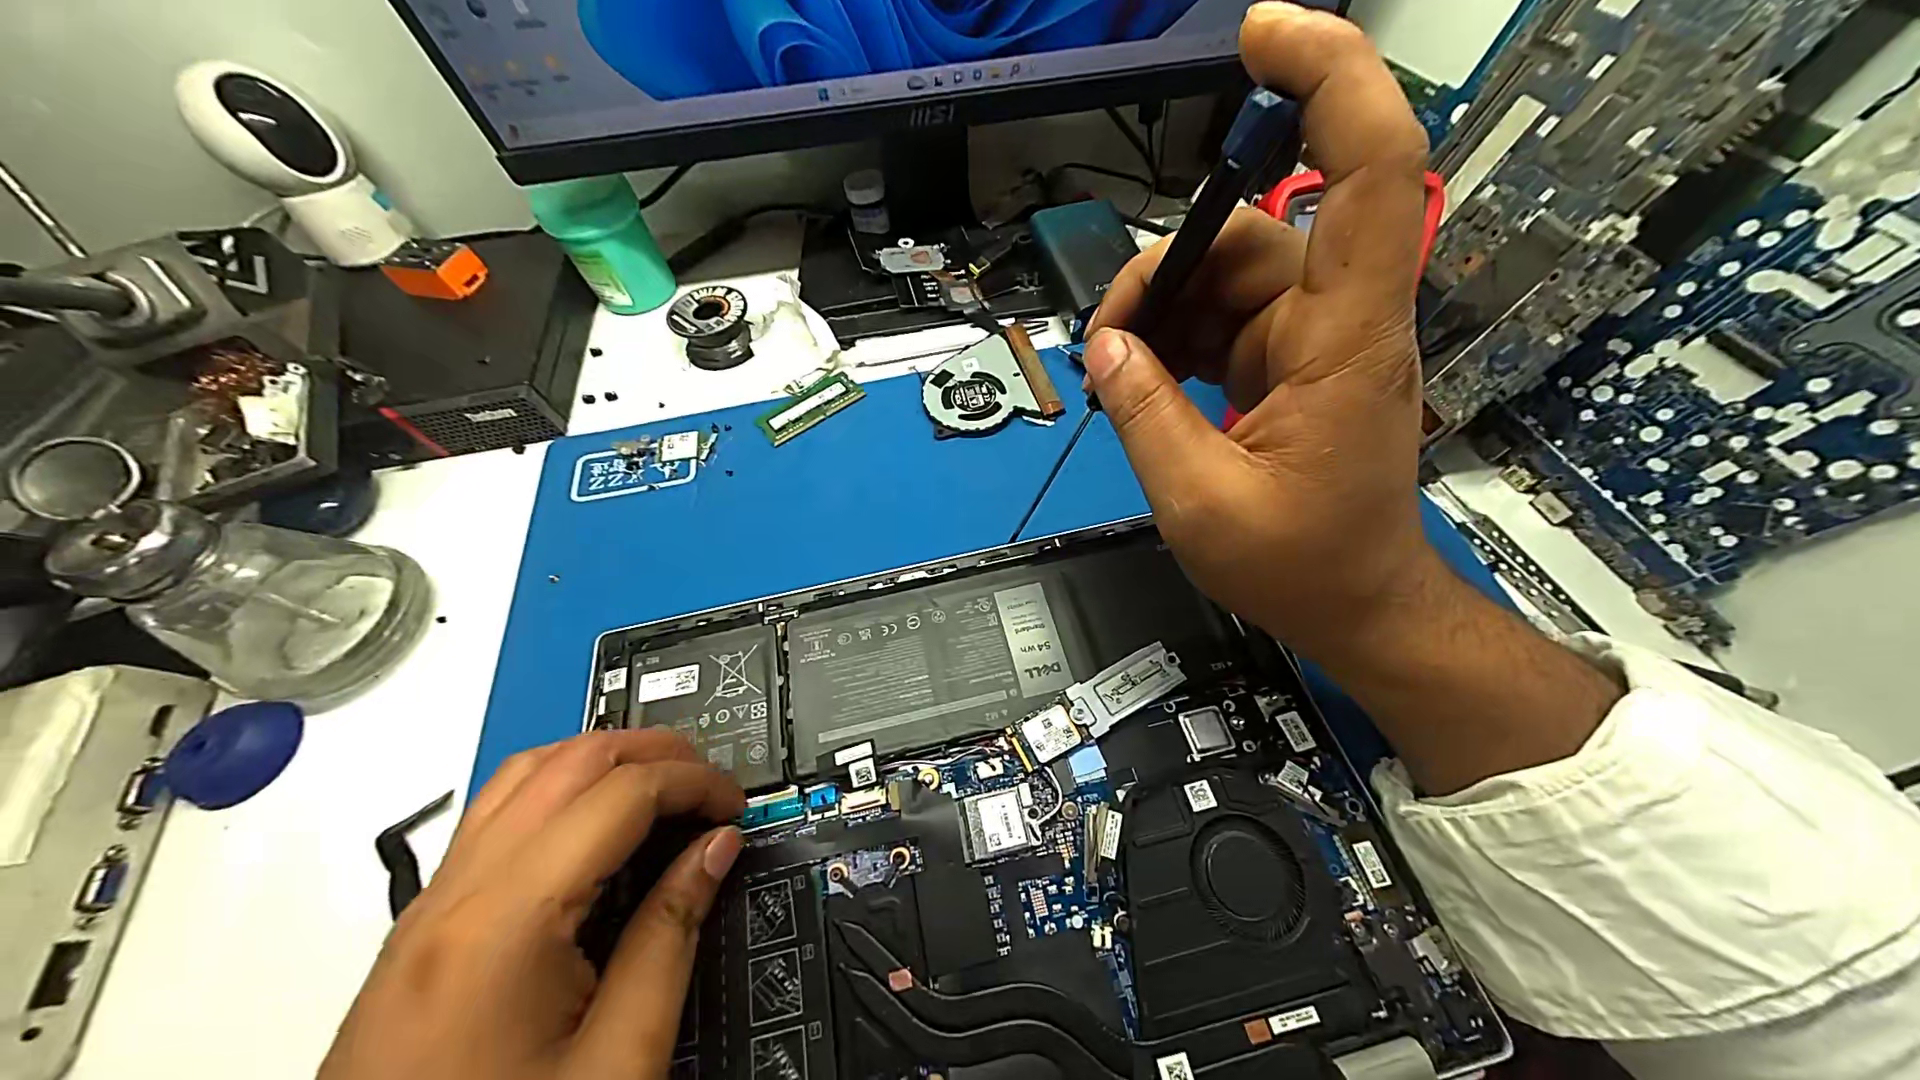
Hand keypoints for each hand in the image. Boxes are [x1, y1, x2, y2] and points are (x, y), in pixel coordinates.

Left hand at [318, 731, 745, 1079]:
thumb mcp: (616, 1061)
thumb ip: (670, 938)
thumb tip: (715, 849)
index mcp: (502, 925)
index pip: (620, 794)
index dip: (693, 783)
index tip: (733, 807)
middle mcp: (453, 898)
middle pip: (568, 762)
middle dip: (653, 752)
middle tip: (707, 780)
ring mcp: (427, 909)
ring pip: (523, 774)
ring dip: (603, 758)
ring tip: (660, 783)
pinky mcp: (421, 929)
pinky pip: (498, 814)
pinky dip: (561, 787)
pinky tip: (597, 822)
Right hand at [1086, 3, 1619, 792]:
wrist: (1359, 607)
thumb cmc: (1297, 565)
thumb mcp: (1199, 501)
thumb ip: (1145, 416)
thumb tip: (1105, 350)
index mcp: (1340, 341)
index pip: (1365, 173)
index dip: (1327, 81)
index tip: (1260, 37)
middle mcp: (1335, 322)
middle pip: (1251, 239)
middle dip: (1165, 272)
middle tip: (1108, 341)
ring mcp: (1310, 344)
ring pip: (1228, 281)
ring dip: (1162, 313)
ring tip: (1118, 371)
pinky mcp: (1289, 369)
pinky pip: (1224, 325)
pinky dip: (1176, 342)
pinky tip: (1142, 380)